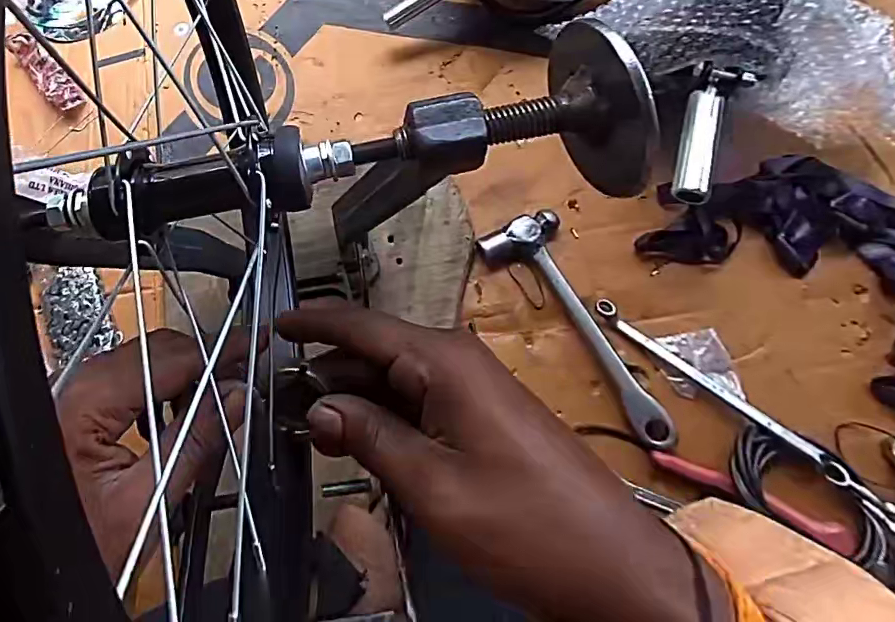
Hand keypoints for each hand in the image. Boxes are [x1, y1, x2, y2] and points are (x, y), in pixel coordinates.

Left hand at [56, 329, 246, 578]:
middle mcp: (75, 382)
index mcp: (87, 400)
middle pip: (153, 349)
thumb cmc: (81, 544)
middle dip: (202, 357)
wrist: (42, 572)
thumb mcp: (148, 501)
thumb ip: (195, 440)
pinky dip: (158, 385)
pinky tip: (178, 410)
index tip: (249, 343)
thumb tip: (234, 395)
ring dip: (182, 372)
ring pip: (142, 358)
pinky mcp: (76, 401)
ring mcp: (73, 389)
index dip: (215, 349)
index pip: (166, 358)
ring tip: (216, 394)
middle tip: (243, 365)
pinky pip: (126, 376)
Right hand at [277, 302, 713, 621]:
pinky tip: (356, 439)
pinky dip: (382, 415)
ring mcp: (468, 384)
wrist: (619, 572)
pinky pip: (415, 399)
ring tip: (311, 427)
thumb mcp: (434, 486)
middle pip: (371, 351)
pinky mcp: (476, 411)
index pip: (359, 324)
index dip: (312, 322)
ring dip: (352, 399)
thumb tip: (317, 407)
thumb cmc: (527, 527)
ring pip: (390, 377)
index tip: (274, 326)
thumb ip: (368, 437)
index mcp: (441, 360)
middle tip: (283, 400)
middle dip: (326, 372)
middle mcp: (453, 358)